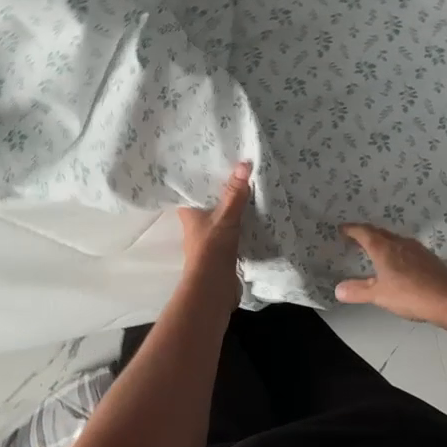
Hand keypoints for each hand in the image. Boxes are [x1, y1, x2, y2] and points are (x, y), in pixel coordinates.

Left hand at [177, 161, 251, 292]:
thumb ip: (235, 193)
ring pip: (223, 212)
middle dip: (224, 185)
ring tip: (252, 182)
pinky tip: (257, 209)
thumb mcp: (225, 217)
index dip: (202, 171)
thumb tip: (244, 163)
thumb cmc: (211, 250)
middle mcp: (196, 221)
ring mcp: (209, 235)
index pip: (192, 185)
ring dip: (235, 203)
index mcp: (189, 211)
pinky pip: (234, 226)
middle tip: (241, 165)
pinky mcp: (223, 247)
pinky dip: (243, 219)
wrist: (214, 290)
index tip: (216, 156)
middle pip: (210, 198)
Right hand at [334, 224, 446, 322]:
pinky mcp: (429, 258)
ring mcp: (416, 249)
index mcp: (383, 248)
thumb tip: (338, 290)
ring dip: (382, 241)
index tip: (342, 229)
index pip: (364, 232)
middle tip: (356, 238)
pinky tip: (399, 263)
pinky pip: (407, 248)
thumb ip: (358, 292)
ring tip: (375, 249)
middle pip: (379, 233)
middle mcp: (399, 243)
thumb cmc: (410, 295)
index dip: (351, 229)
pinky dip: (397, 251)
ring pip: (394, 239)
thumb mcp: (379, 295)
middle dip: (366, 234)